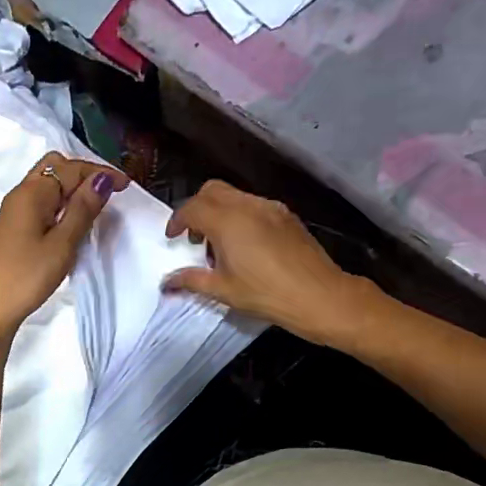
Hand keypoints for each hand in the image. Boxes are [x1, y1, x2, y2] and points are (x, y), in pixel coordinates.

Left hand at [0, 152, 127, 341]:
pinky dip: (60, 202)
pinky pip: (41, 201)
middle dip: (83, 173)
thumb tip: (101, 179)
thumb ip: (82, 209)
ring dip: (72, 188)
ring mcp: (15, 210)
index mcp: (31, 193)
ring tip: (95, 205)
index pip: (70, 168)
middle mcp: (20, 194)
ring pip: (48, 184)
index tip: (125, 186)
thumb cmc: (29, 276)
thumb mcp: (62, 243)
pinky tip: (72, 219)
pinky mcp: (15, 226)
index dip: (99, 173)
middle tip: (108, 192)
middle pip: (55, 167)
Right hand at [162, 180, 388, 347]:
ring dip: (218, 212)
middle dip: (196, 208)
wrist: (318, 295)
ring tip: (219, 245)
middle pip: (212, 190)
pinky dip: (239, 216)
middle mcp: (247, 206)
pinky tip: (244, 245)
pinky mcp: (286, 215)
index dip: (177, 220)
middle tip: (194, 236)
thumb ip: (191, 280)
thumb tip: (167, 282)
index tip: (173, 237)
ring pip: (234, 195)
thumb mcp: (222, 290)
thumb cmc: (265, 294)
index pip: (192, 208)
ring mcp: (270, 208)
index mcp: (227, 222)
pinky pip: (254, 205)